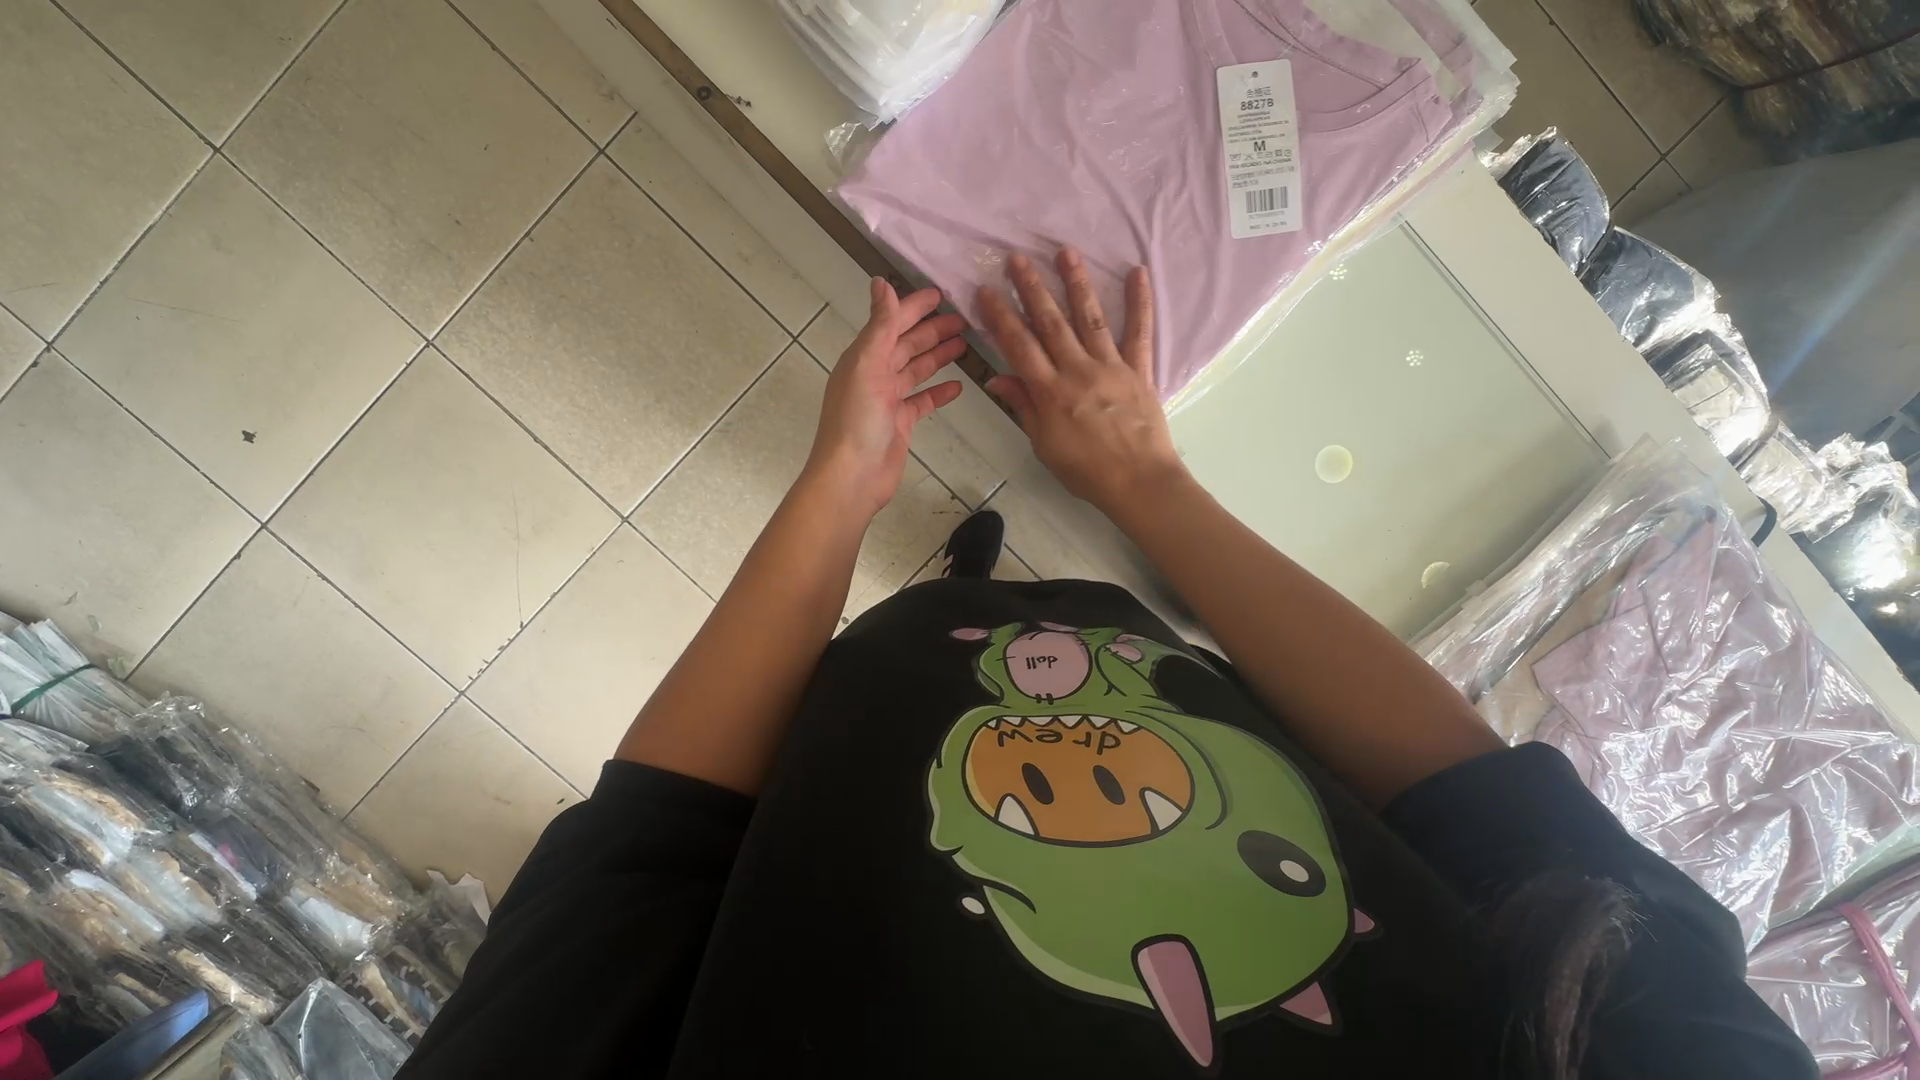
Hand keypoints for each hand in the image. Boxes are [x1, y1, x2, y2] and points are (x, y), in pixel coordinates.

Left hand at [808, 278, 966, 516]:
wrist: (852, 477)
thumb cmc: (856, 420)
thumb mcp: (867, 366)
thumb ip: (880, 326)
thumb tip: (881, 282)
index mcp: (864, 357)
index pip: (892, 323)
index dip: (914, 307)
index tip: (941, 294)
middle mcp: (874, 374)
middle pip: (907, 345)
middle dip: (933, 330)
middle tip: (965, 319)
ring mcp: (888, 400)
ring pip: (917, 370)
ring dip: (938, 356)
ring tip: (965, 345)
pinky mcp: (900, 424)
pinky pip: (922, 401)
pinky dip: (939, 393)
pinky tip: (959, 387)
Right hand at [977, 249, 1188, 514]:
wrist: (1138, 482)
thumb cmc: (1086, 471)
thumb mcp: (1044, 445)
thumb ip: (1024, 406)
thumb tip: (997, 378)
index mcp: (1050, 392)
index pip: (1019, 346)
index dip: (1001, 316)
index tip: (987, 291)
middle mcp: (1077, 371)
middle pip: (1050, 323)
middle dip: (1031, 288)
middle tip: (1017, 258)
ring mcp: (1111, 367)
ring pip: (1089, 318)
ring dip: (1076, 283)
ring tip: (1065, 252)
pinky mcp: (1139, 370)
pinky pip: (1140, 332)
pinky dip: (1140, 302)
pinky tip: (1137, 273)